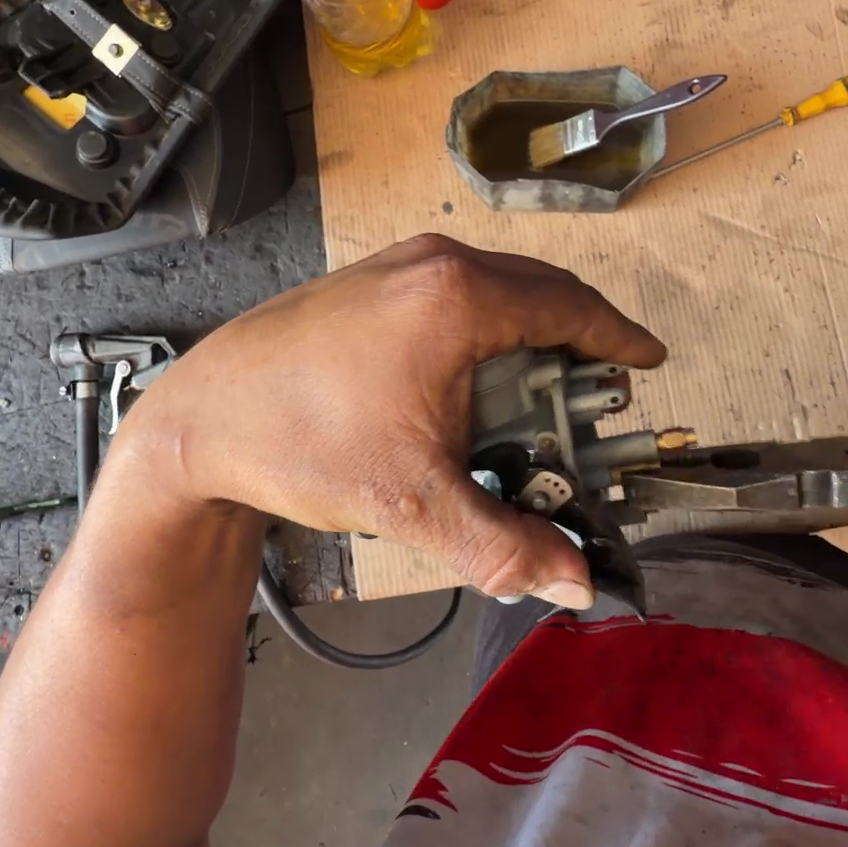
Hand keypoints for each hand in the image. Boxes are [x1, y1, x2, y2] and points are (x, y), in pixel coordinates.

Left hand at [111, 234, 665, 609]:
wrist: (200, 419)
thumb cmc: (300, 444)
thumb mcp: (413, 501)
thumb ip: (506, 546)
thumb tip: (575, 582)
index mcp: (458, 298)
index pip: (570, 309)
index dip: (618, 337)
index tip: (648, 360)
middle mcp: (435, 264)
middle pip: (540, 291)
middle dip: (580, 338)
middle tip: (598, 392)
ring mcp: (400, 264)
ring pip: (499, 288)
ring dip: (533, 333)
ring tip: (544, 391)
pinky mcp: (374, 279)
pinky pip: (459, 291)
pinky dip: (491, 326)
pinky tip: (479, 377)